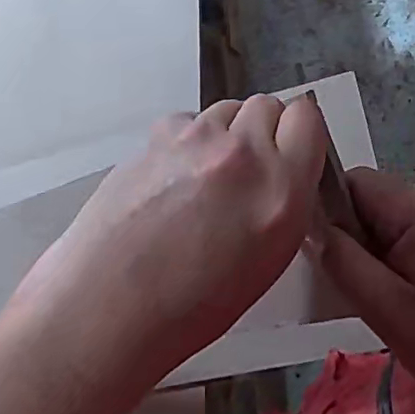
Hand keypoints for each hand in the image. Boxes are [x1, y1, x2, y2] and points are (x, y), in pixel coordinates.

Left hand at [0, 94, 329, 389]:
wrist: (106, 305)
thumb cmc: (189, 308)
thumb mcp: (267, 260)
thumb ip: (285, 199)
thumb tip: (281, 170)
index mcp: (282, 191)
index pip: (308, 118)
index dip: (298, 133)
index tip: (289, 151)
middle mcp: (243, 153)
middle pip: (267, 105)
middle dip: (263, 130)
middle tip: (245, 169)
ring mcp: (196, 138)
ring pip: (227, 109)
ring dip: (225, 133)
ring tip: (204, 177)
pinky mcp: (157, 133)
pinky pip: (188, 121)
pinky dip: (187, 139)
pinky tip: (171, 177)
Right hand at [313, 168, 414, 413]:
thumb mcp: (393, 315)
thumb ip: (345, 264)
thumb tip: (311, 228)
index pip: (351, 184)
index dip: (333, 218)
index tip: (336, 262)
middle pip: (370, 199)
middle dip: (358, 240)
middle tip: (369, 290)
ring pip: (389, 215)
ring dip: (380, 250)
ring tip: (395, 297)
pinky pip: (413, 226)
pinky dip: (402, 254)